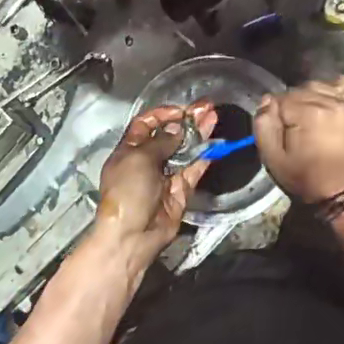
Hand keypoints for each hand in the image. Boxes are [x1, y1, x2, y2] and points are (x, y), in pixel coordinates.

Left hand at [91, 102, 218, 258]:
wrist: (132, 235)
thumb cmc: (127, 191)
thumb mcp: (139, 159)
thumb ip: (161, 141)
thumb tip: (177, 129)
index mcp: (129, 150)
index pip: (145, 124)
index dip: (162, 114)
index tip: (181, 110)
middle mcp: (147, 160)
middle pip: (168, 135)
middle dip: (186, 121)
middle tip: (206, 108)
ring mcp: (165, 176)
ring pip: (185, 150)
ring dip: (198, 134)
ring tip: (213, 118)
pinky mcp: (180, 190)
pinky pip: (194, 169)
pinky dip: (204, 157)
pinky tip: (215, 143)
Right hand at [254, 76, 343, 202]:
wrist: (337, 191)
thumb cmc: (302, 176)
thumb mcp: (272, 157)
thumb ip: (263, 125)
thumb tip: (266, 100)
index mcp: (308, 114)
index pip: (281, 99)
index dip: (276, 115)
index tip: (281, 133)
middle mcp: (330, 103)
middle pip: (300, 90)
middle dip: (293, 106)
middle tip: (295, 129)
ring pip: (321, 85)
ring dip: (313, 97)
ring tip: (312, 119)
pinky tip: (335, 98)